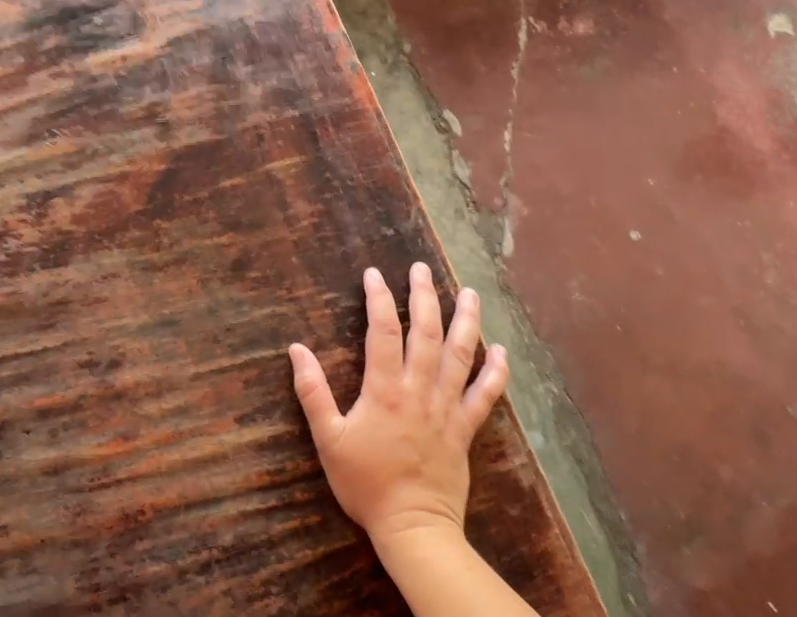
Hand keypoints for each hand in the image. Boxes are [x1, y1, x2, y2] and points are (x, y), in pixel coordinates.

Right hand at [289, 262, 509, 545]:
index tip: (373, 275)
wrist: (413, 527)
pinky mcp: (465, 429)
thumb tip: (296, 349)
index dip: (378, 299)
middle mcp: (419, 390)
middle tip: (421, 269)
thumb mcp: (328, 439)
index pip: (382, 331)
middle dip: (425, 296)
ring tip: (470, 293)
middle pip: (426, 333)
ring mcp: (447, 408)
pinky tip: (500, 350)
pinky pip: (486, 395)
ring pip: (461, 355)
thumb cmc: (365, 483)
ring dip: (466, 321)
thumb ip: (313, 392)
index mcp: (385, 389)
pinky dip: (495, 371)